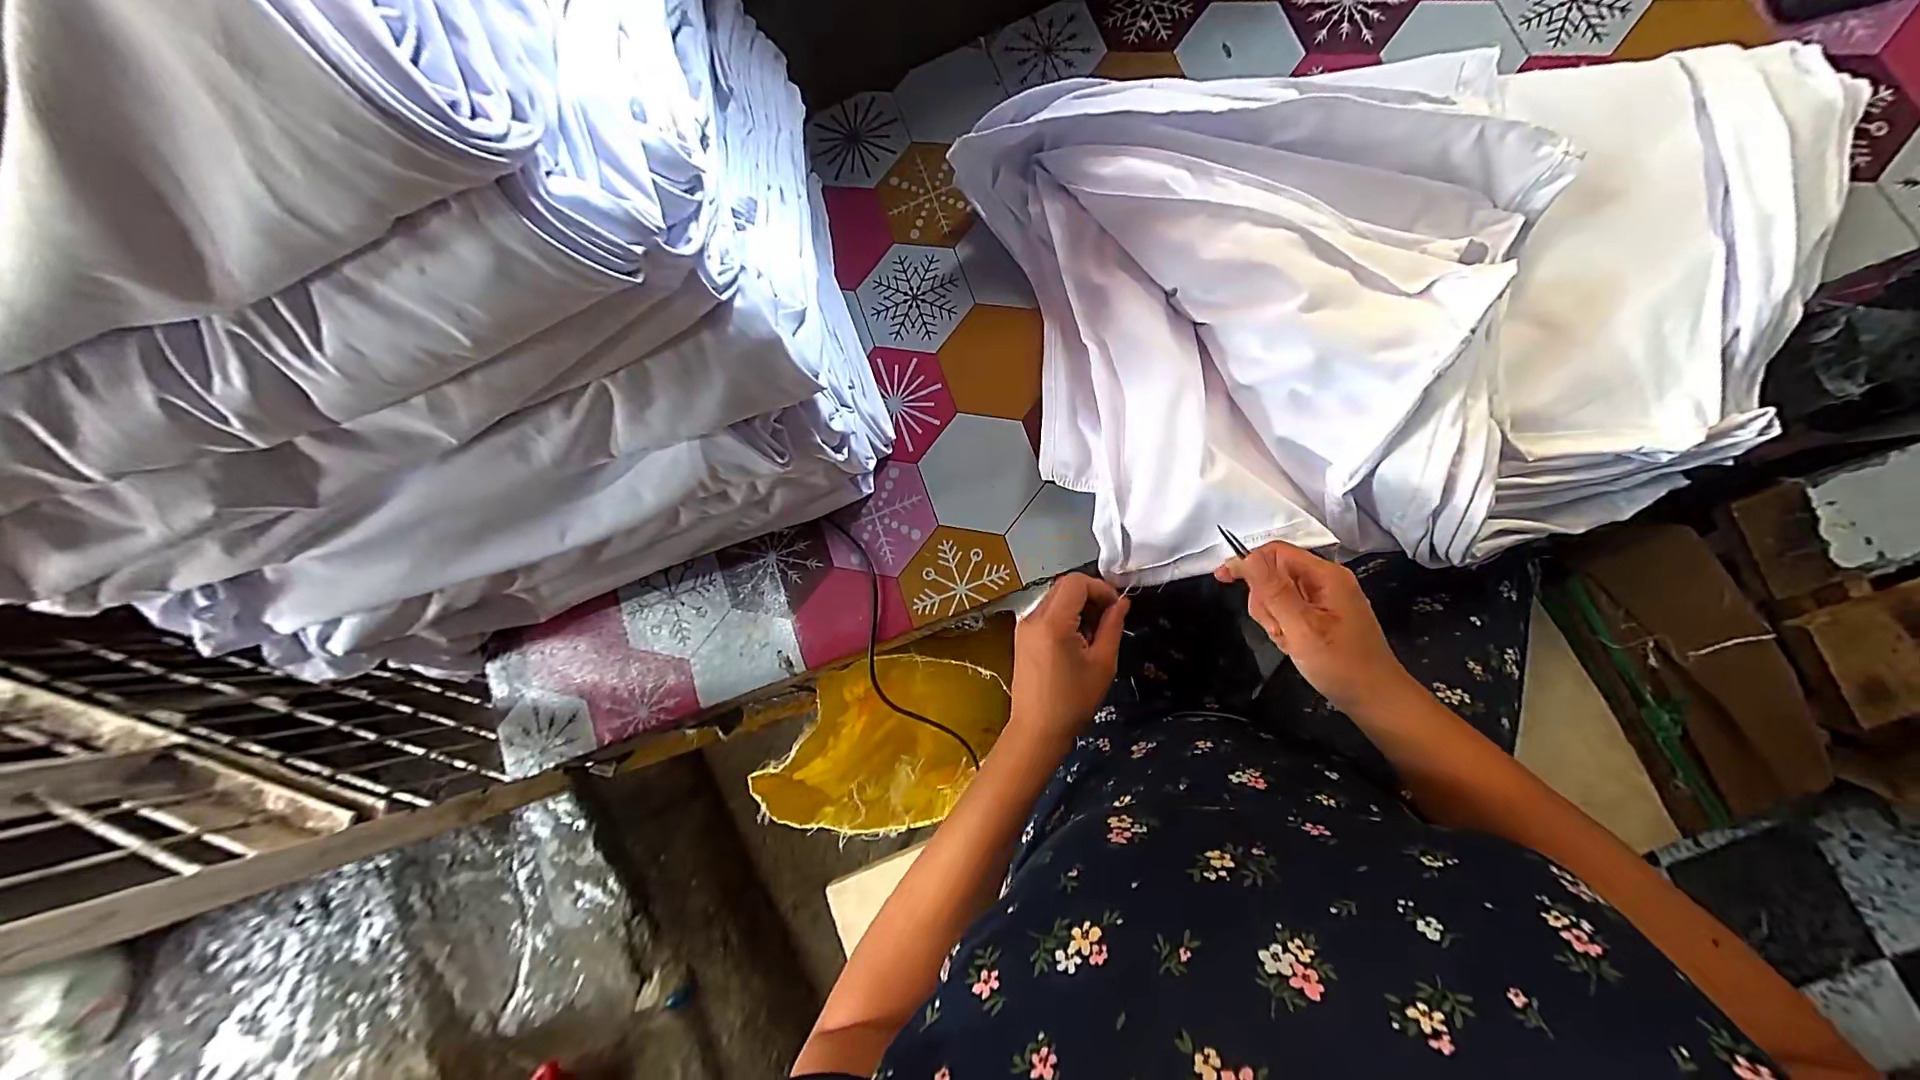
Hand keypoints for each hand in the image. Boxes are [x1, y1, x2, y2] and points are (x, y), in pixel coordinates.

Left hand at [1010, 573, 1128, 741]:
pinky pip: (1046, 612)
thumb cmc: (1072, 701)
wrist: (1037, 729)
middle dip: (1090, 596)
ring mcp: (1024, 626)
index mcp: (1052, 623)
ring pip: (1055, 598)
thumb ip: (1113, 626)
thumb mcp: (1103, 663)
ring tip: (1092, 635)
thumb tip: (1121, 603)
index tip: (1115, 607)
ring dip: (1077, 606)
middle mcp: (1033, 618)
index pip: (1076, 582)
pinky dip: (1064, 617)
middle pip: (1064, 586)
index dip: (1100, 588)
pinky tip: (1075, 641)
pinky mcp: (1021, 635)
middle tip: (1106, 621)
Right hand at [1215, 541, 1413, 712]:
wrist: (1375, 699)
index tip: (1223, 578)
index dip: (1247, 562)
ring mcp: (1323, 599)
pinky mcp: (1319, 615)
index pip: (1275, 552)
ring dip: (1273, 617)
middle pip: (1273, 573)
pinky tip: (1293, 644)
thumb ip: (1272, 590)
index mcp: (1325, 575)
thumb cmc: (1343, 665)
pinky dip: (1282, 626)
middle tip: (1278, 628)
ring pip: (1276, 594)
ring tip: (1289, 640)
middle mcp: (1325, 581)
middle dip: (1265, 601)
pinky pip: (1287, 610)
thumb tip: (1246, 557)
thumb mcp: (1301, 627)